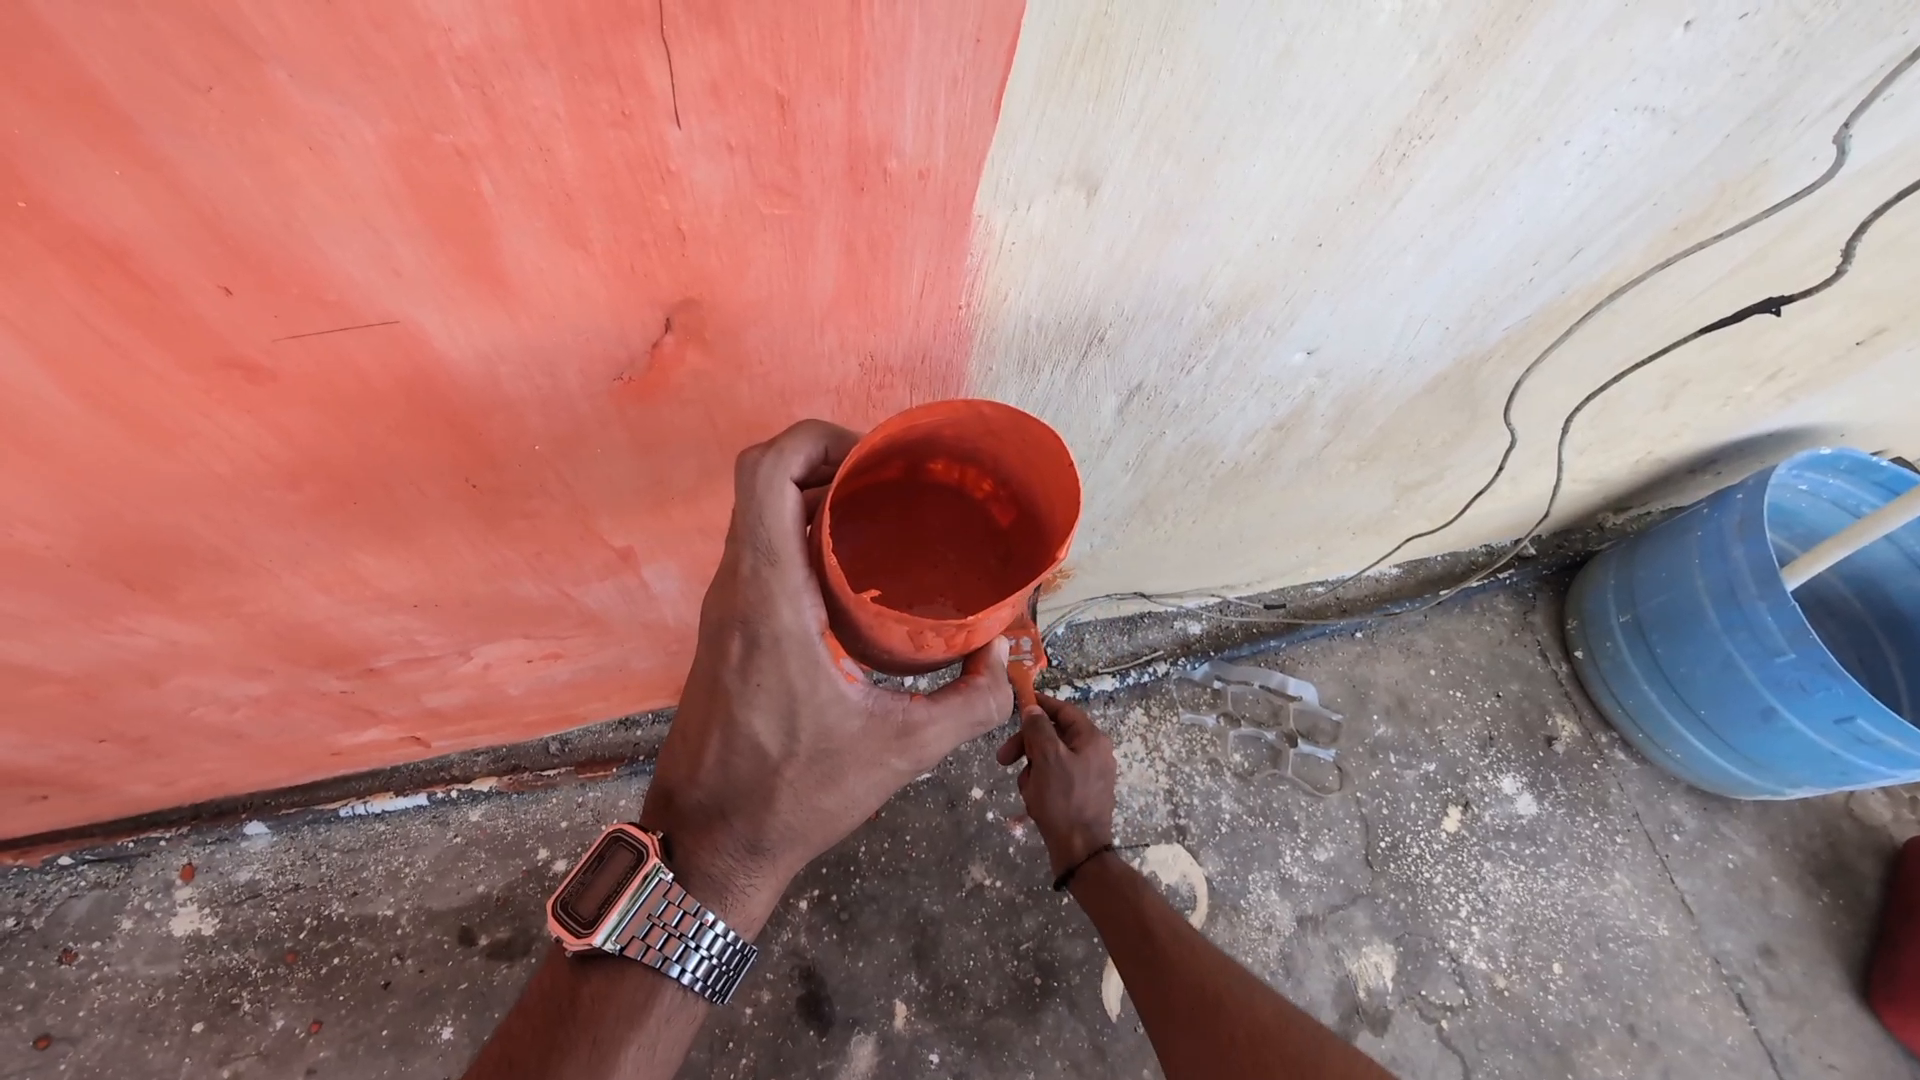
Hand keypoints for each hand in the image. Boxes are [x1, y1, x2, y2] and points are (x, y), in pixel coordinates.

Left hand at [640, 420, 1014, 934]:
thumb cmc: (795, 794)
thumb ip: (970, 703)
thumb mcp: (901, 749)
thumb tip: (1003, 660)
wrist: (710, 842)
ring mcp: (724, 607)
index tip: (874, 460)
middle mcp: (736, 588)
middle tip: (892, 485)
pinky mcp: (726, 628)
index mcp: (769, 597)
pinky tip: (853, 574)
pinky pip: (759, 551)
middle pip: (762, 480)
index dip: (816, 439)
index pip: (765, 473)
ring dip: (813, 498)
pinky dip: (801, 536)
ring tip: (881, 518)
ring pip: (758, 515)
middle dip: (827, 462)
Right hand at [997, 694, 1116, 878]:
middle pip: (1053, 735)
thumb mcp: (1046, 758)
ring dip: (1032, 769)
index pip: (1063, 710)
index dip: (1040, 706)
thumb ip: (1038, 728)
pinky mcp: (1082, 794)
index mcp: (1092, 739)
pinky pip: (1056, 778)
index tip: (1018, 704)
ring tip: (1027, 789)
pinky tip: (1035, 802)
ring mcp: (1089, 774)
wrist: (1079, 851)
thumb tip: (1033, 709)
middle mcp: (1094, 752)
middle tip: (1003, 758)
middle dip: (1028, 746)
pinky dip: (1041, 785)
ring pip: (1050, 758)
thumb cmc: (1063, 800)